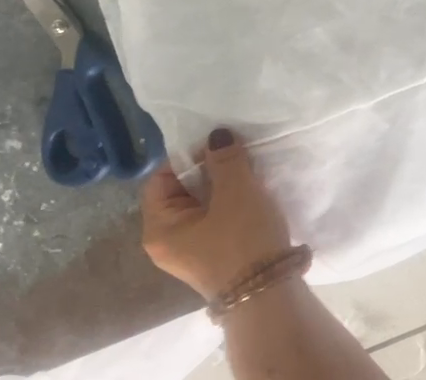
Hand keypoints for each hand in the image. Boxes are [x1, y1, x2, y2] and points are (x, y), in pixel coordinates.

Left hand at [140, 128, 291, 300]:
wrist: (265, 290)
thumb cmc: (242, 239)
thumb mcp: (237, 192)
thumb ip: (225, 160)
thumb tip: (216, 135)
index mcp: (159, 227)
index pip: (160, 180)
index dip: (187, 158)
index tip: (221, 146)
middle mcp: (166, 242)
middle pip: (180, 193)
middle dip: (209, 170)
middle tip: (240, 156)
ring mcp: (189, 251)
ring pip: (201, 206)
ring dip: (224, 187)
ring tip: (251, 174)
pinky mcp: (212, 256)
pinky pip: (214, 220)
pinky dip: (230, 204)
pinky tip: (254, 199)